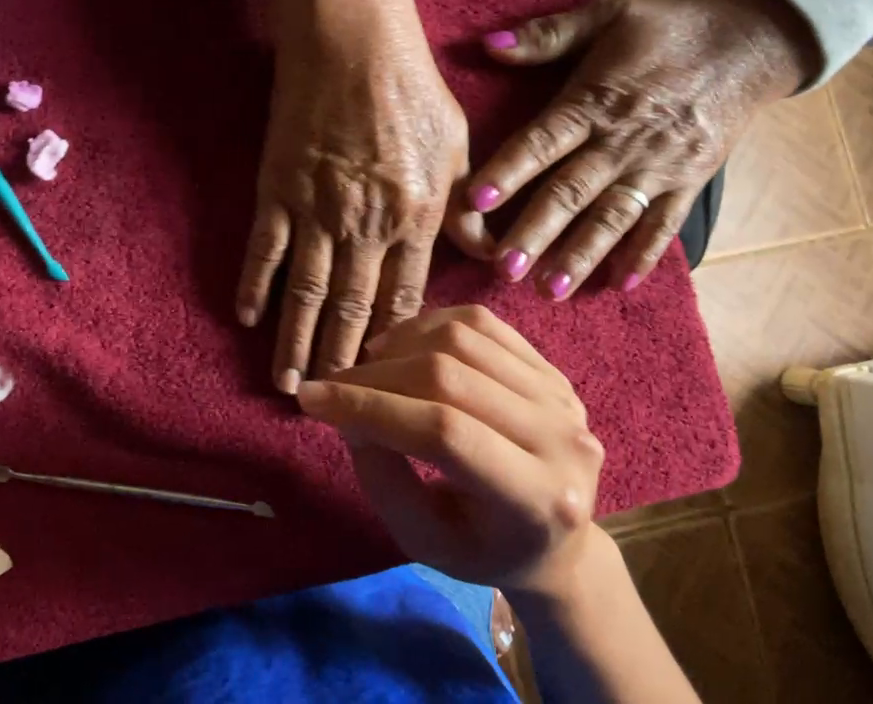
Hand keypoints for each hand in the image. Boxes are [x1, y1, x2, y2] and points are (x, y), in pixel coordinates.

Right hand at [241, 27, 468, 391]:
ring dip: (295, 341)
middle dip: (341, 364)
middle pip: (351, 310)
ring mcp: (316, 210)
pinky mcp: (277, 190)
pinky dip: (254, 285)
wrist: (352, 43)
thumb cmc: (411, 90)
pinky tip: (245, 317)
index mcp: (416, 218)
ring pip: (306, 292)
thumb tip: (490, 257)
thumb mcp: (459, 147)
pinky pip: (262, 249)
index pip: (404, 302)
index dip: (394, 350)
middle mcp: (366, 226)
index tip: (385, 387)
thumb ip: (467, 210)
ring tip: (287, 383)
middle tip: (328, 406)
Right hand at [296, 306, 601, 594]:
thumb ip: (382, 476)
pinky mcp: (551, 370)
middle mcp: (562, 441)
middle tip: (332, 389)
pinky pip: (480, 323)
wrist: (553, 543)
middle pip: (450, 378)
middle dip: (374, 377)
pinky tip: (401, 348)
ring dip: (398, 345)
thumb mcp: (421, 539)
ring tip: (368, 369)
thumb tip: (349, 410)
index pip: (443, 433)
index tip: (310, 400)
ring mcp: (562, 397)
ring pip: (463, 339)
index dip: (370, 408)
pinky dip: (427, 326)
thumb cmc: (479, 548)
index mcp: (536, 500)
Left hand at [455, 0, 816, 297]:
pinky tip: (621, 285)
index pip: (543, 142)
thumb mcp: (605, 14)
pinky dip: (644, 254)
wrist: (754, 36)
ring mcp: (660, 165)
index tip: (475, 201)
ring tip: (550, 289)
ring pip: (613, 218)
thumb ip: (546, 35)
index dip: (508, 171)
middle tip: (504, 267)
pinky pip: (664, 222)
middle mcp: (624, 141)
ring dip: (581, 256)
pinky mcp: (691, 179)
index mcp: (595, 101)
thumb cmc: (667, 24)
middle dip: (536, 232)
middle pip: (572, 192)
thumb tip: (487, 43)